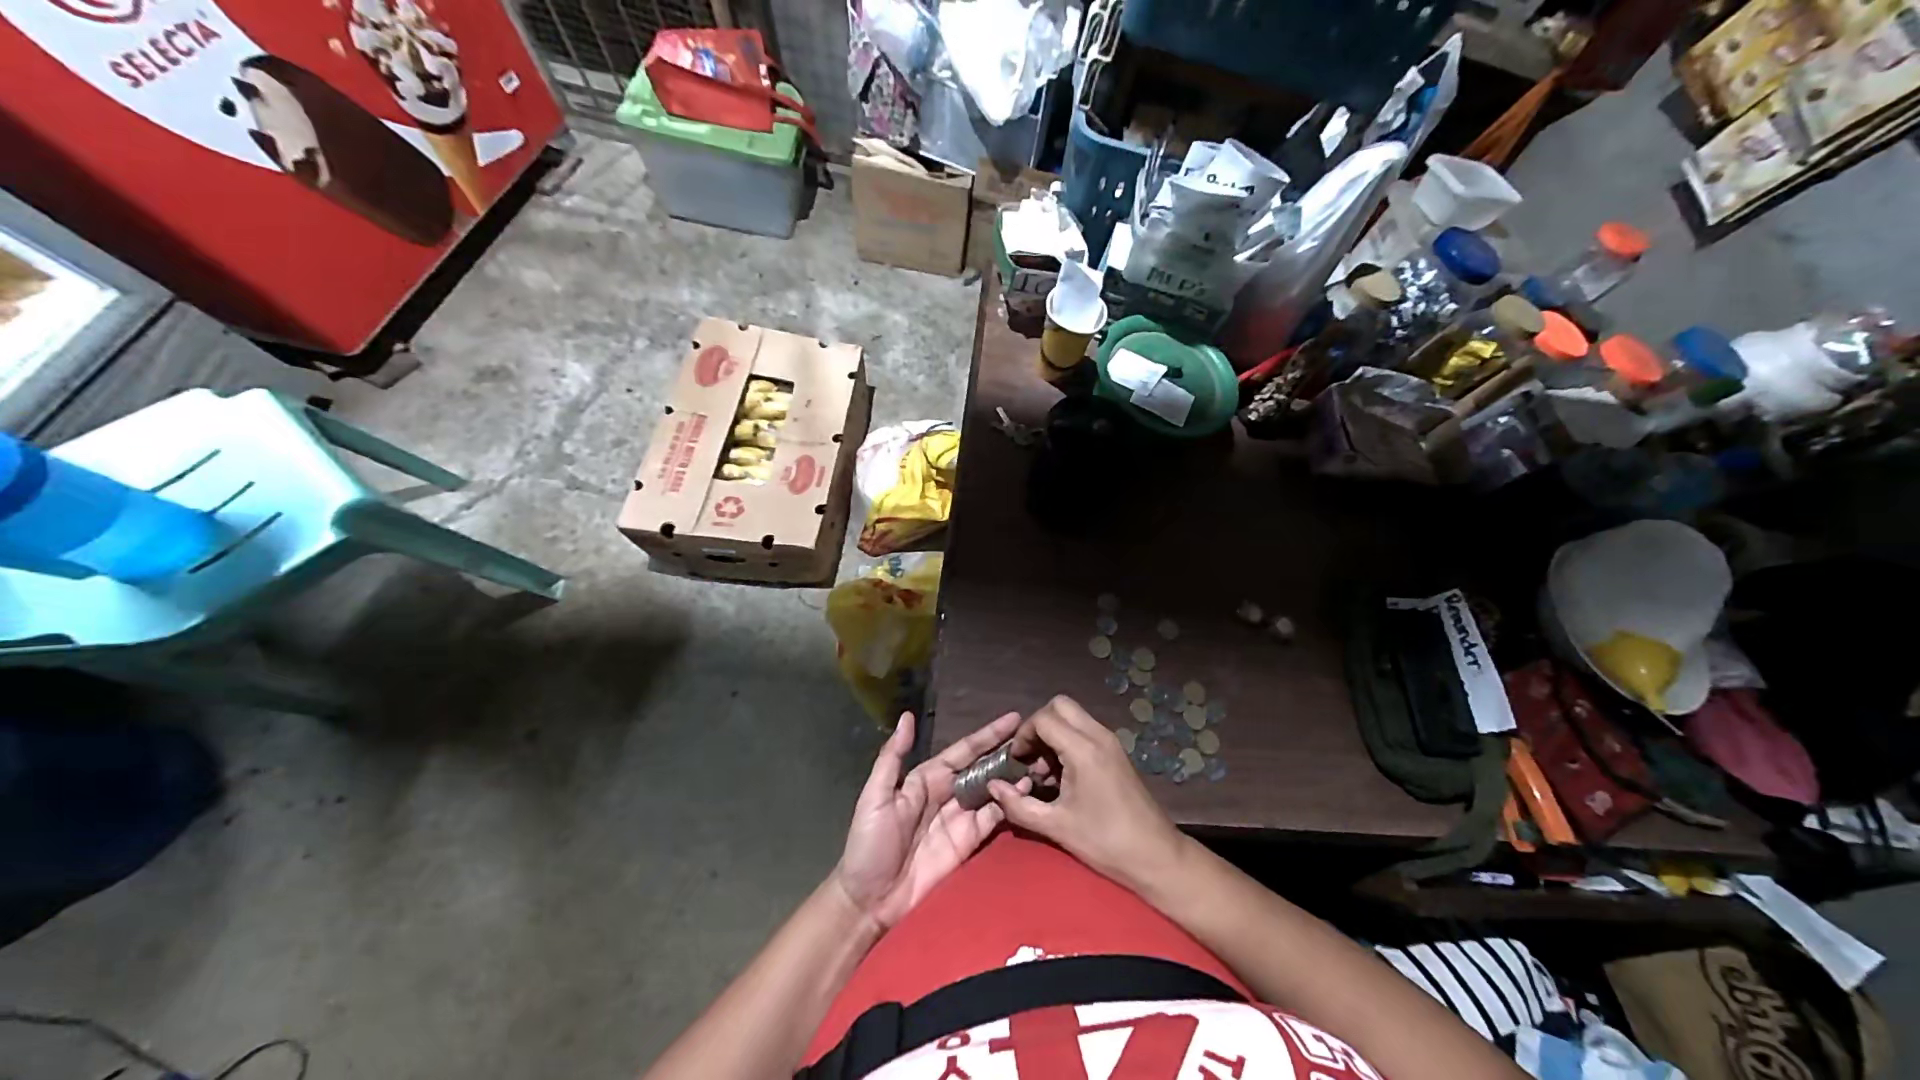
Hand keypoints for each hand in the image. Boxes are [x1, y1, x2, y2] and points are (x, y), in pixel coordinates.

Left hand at [833, 710, 1029, 931]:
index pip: (962, 751)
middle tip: (1035, 737)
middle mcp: (947, 794)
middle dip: (1006, 752)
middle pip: (982, 767)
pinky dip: (1010, 805)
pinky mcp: (969, 844)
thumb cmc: (868, 844)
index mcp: (926, 779)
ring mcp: (960, 820)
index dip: (987, 735)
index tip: (1013, 718)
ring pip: (992, 791)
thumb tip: (907, 716)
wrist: (870, 900)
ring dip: (1013, 776)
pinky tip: (1027, 791)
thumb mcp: (874, 796)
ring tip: (1039, 761)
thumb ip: (893, 757)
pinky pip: (993, 819)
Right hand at [987, 695, 1191, 891]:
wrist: (1156, 856)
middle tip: (1029, 757)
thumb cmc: (1105, 842)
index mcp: (1083, 750)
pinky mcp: (1117, 753)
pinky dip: (1069, 742)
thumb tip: (993, 787)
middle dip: (1038, 726)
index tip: (1016, 761)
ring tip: (1044, 773)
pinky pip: (1086, 731)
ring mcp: (1111, 743)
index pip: (1043, 719)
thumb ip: (1018, 805)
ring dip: (1054, 735)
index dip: (1023, 736)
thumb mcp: (1055, 826)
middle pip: (1060, 706)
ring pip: (1074, 717)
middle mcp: (1098, 736)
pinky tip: (1063, 778)